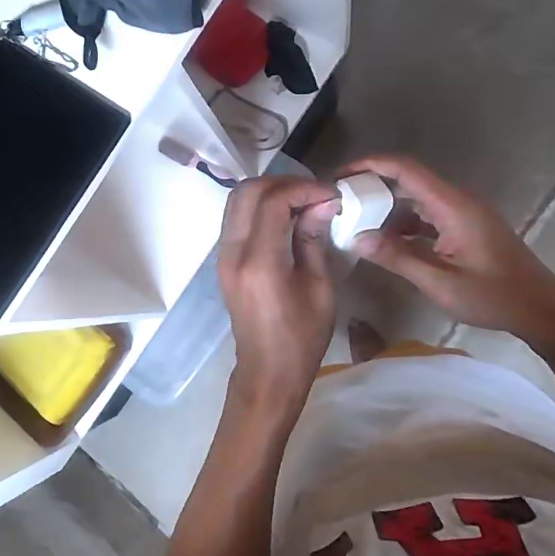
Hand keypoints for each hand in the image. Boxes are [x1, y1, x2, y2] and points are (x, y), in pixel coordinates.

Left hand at [217, 175, 340, 411]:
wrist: (267, 372)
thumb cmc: (301, 338)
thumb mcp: (319, 288)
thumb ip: (314, 240)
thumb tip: (322, 203)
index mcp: (259, 263)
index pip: (273, 202)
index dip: (304, 189)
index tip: (331, 195)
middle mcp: (233, 253)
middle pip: (247, 192)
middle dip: (284, 183)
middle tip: (315, 193)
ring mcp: (223, 256)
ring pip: (236, 201)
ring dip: (269, 192)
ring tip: (302, 201)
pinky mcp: (224, 261)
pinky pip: (236, 218)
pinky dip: (259, 206)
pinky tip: (286, 217)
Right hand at [344, 155, 554, 349]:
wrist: (542, 310)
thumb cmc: (495, 296)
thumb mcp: (440, 282)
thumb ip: (398, 257)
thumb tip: (357, 238)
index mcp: (454, 206)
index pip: (406, 169)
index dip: (371, 164)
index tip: (341, 175)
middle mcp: (458, 201)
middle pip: (409, 179)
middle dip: (373, 185)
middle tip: (341, 201)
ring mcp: (463, 214)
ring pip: (417, 199)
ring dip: (388, 207)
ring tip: (356, 222)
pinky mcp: (466, 228)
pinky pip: (428, 215)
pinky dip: (404, 223)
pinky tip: (386, 241)